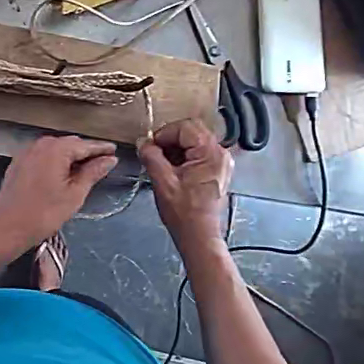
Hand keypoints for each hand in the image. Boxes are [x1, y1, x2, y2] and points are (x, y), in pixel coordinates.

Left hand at [0, 135, 117, 250]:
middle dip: (86, 152)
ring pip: (55, 149)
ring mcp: (27, 152)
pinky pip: (43, 156)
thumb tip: (109, 160)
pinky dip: (55, 161)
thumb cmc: (43, 213)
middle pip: (70, 144)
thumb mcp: (74, 194)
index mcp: (56, 149)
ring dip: (70, 156)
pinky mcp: (18, 163)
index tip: (114, 151)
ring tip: (85, 169)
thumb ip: (93, 173)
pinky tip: (62, 173)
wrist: (6, 227)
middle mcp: (40, 144)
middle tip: (103, 161)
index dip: (102, 148)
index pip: (85, 145)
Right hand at [137, 119, 231, 253]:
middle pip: (192, 130)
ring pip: (194, 141)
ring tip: (163, 164)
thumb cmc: (184, 213)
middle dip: (170, 139)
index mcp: (210, 153)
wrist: (199, 236)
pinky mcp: (217, 170)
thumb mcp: (163, 182)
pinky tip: (173, 170)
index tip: (150, 147)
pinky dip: (183, 156)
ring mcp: (221, 162)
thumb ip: (151, 157)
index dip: (163, 134)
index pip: (184, 127)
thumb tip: (142, 142)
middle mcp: (220, 153)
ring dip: (176, 148)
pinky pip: (198, 152)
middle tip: (154, 153)